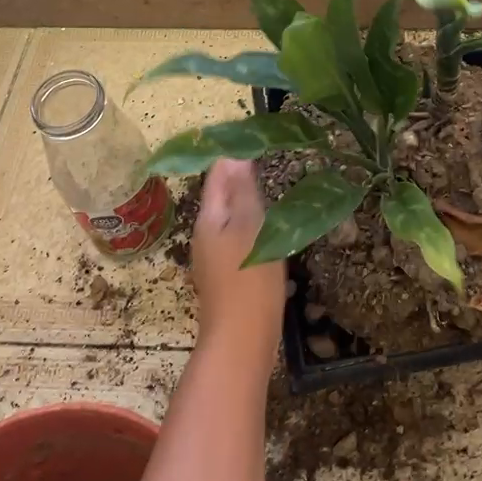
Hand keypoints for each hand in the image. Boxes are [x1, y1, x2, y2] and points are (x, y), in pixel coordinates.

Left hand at [190, 159, 285, 343]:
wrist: (241, 343)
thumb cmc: (249, 281)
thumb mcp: (253, 227)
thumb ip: (244, 192)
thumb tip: (236, 153)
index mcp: (209, 217)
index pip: (217, 173)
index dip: (234, 152)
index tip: (259, 136)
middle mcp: (205, 233)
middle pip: (222, 195)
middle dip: (243, 176)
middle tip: (272, 159)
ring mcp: (214, 256)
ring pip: (231, 218)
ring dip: (249, 202)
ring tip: (276, 189)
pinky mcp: (227, 275)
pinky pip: (238, 238)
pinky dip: (253, 226)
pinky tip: (273, 229)